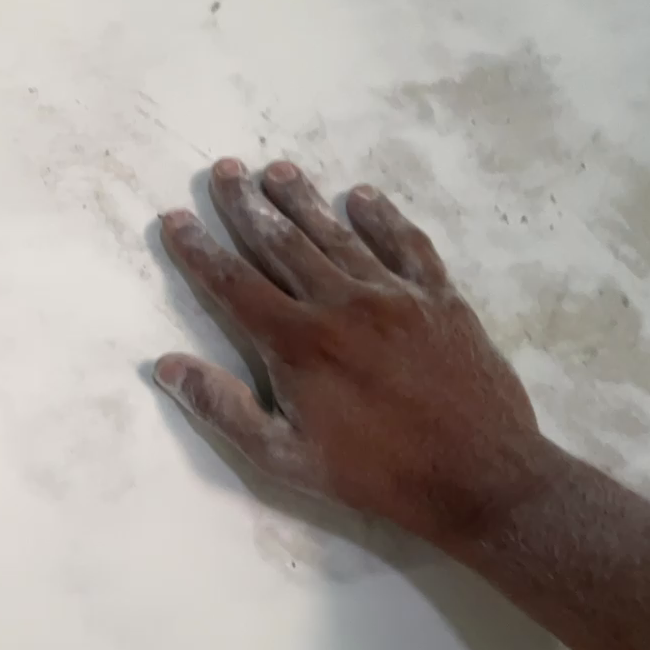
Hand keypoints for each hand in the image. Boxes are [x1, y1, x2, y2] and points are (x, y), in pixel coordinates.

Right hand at [154, 159, 557, 543]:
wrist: (484, 481)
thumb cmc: (373, 473)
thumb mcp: (282, 458)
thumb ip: (222, 409)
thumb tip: (166, 366)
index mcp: (298, 343)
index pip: (234, 283)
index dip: (199, 250)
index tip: (175, 218)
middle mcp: (342, 305)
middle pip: (282, 243)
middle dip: (246, 205)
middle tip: (224, 170)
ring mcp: (395, 297)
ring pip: (337, 235)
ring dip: (303, 199)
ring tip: (277, 169)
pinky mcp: (440, 300)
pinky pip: (406, 245)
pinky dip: (382, 218)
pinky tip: (361, 197)